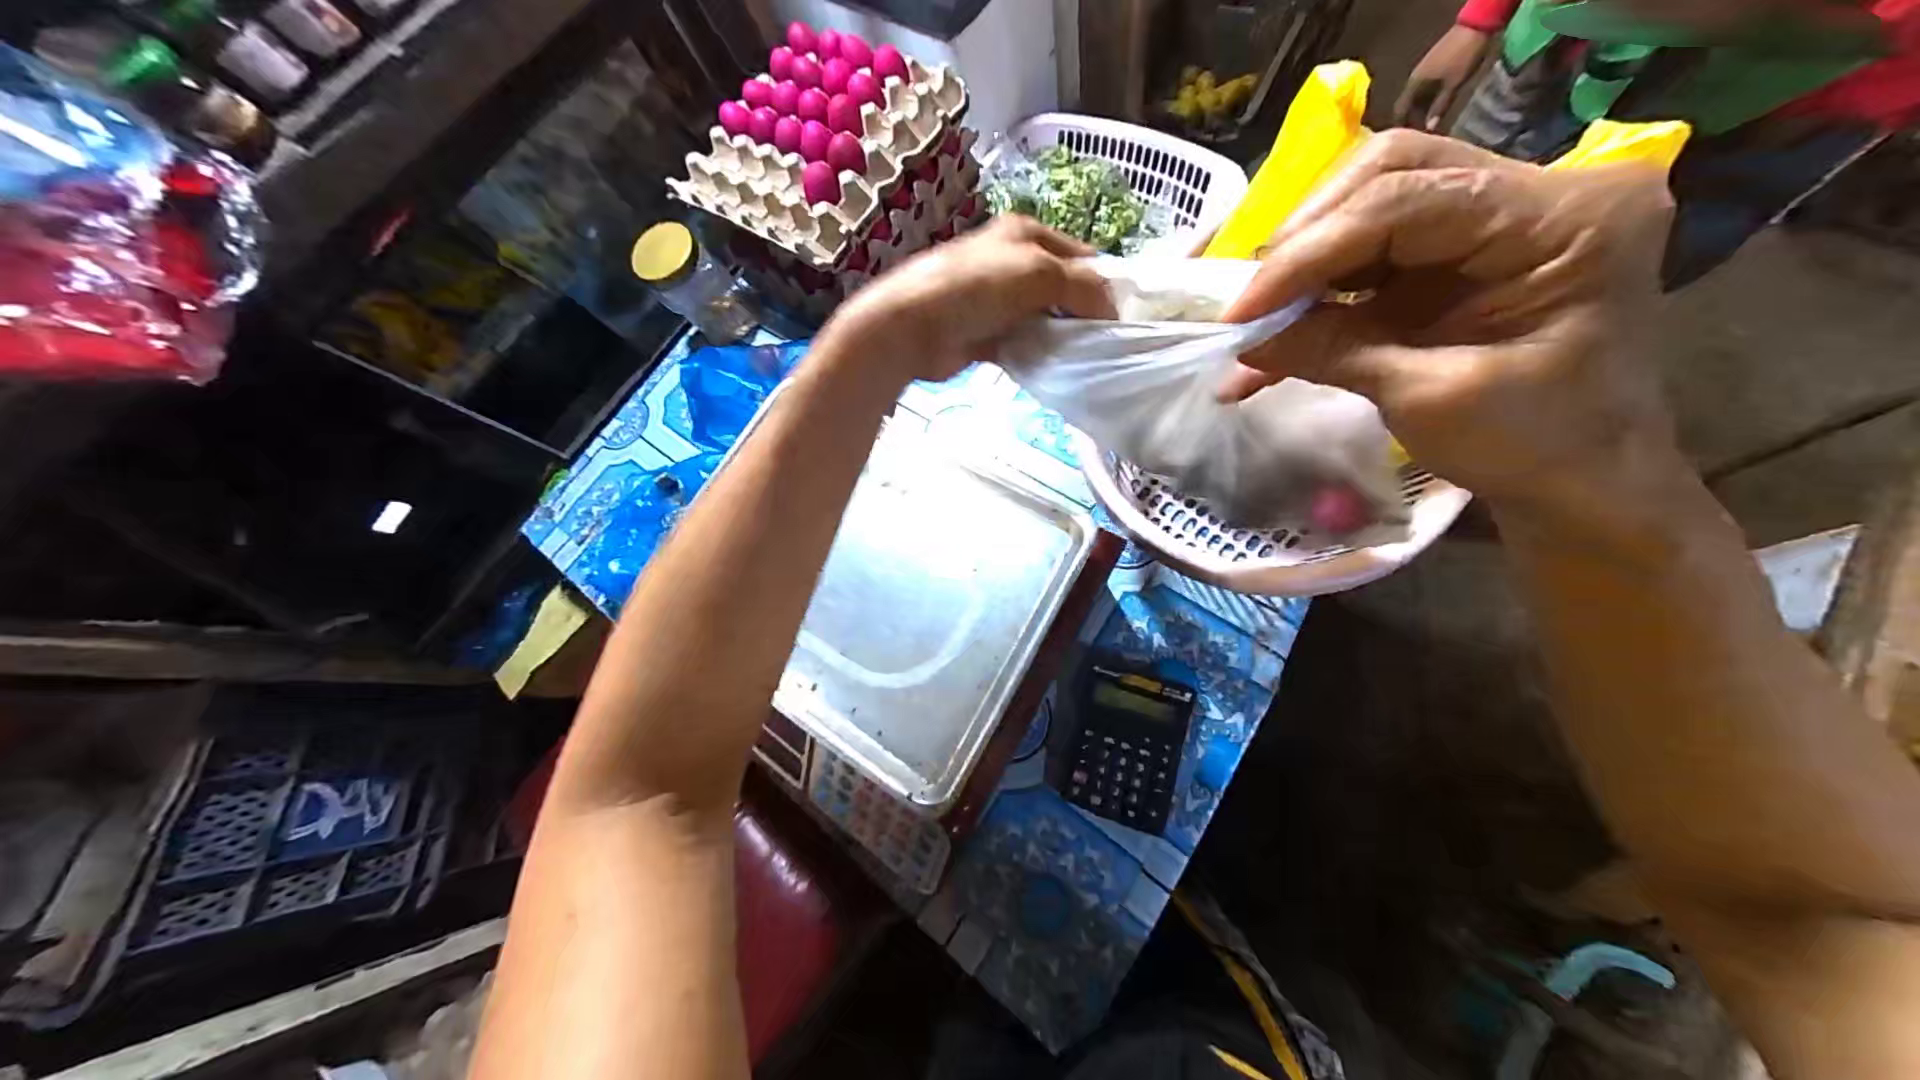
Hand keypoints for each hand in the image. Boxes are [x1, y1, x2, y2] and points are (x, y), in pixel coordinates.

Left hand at [824, 216, 1116, 383]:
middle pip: (1065, 289)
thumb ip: (1082, 286)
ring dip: (1061, 337)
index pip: (1083, 255)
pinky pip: (1024, 344)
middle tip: (1104, 343)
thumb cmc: (974, 288)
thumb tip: (1111, 309)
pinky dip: (1038, 354)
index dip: (1104, 284)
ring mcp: (998, 301)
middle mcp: (1014, 263)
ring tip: (1082, 358)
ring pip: (1046, 319)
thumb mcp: (1038, 273)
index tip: (1121, 318)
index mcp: (1027, 234)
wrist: (911, 327)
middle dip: (1083, 313)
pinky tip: (1052, 368)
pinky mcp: (986, 335)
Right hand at [1217, 130, 1678, 516]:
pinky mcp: (1454, 257)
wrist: (1581, 479)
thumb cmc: (1532, 445)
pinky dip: (1316, 294)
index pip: (1407, 199)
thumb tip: (1243, 339)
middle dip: (1306, 236)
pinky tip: (1272, 341)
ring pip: (1370, 205)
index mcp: (1561, 219)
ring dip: (1303, 264)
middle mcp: (1534, 194)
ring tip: (1255, 319)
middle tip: (1251, 299)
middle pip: (1390, 172)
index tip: (1240, 309)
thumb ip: (1333, 352)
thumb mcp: (1427, 398)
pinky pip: (1369, 256)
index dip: (1309, 251)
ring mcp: (1492, 222)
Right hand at [1391, 25, 1491, 131]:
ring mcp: (1422, 72)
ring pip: (1415, 98)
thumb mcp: (1453, 84)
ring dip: (1420, 111)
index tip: (1407, 141)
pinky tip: (1435, 106)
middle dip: (1412, 121)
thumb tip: (1428, 130)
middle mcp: (1413, 80)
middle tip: (1421, 135)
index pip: (1399, 112)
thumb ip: (1439, 107)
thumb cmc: (1463, 56)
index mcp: (1414, 85)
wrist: (1476, 25)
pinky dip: (1427, 101)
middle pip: (1406, 106)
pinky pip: (1423, 90)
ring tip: (1429, 123)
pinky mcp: (1432, 67)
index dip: (1402, 127)